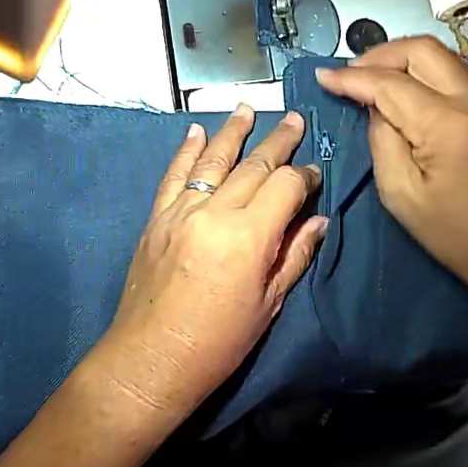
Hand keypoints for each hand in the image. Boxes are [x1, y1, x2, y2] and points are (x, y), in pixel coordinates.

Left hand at [96, 105, 328, 420]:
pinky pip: (174, 175)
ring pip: (211, 160)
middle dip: (276, 141)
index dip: (304, 176)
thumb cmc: (218, 342)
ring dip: (231, 133)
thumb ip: (293, 256)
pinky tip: (196, 132)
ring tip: (246, 109)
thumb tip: (316, 220)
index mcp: (248, 236)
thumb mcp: (267, 305)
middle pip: (252, 166)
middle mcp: (214, 212)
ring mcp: (180, 211)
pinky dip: (186, 151)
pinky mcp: (156, 218)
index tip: (314, 173)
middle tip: (292, 119)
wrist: (151, 357)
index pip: (284, 187)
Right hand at [318, 36, 467, 386]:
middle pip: (420, 50)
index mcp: (446, 124)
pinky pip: (449, 70)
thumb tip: (373, 106)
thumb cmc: (447, 229)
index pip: (389, 83)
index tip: (321, 77)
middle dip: (377, 56)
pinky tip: (396, 89)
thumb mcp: (397, 190)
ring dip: (398, 59)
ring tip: (367, 79)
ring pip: (437, 54)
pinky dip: (417, 70)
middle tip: (348, 76)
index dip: (351, 78)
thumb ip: (381, 138)